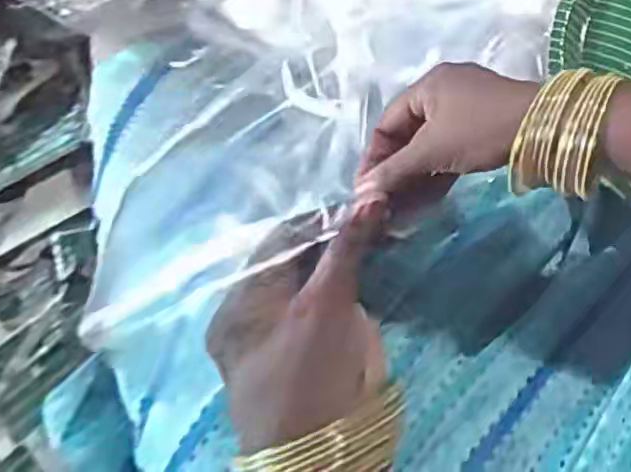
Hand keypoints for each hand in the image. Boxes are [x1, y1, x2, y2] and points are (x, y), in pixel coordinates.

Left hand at [207, 200, 388, 451]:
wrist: (325, 439)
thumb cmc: (307, 371)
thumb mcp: (325, 303)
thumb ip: (347, 246)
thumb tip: (373, 193)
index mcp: (242, 300)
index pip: (281, 237)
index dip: (321, 213)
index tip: (362, 191)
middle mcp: (262, 304)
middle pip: (303, 249)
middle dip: (341, 224)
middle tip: (381, 198)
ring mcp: (294, 315)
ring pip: (324, 263)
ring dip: (354, 240)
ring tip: (388, 214)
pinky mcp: (323, 324)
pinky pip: (339, 280)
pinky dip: (360, 260)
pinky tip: (385, 241)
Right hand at [355, 63, 536, 204]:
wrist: (541, 125)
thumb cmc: (480, 129)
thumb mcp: (432, 150)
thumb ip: (394, 170)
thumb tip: (361, 193)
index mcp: (430, 84)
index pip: (387, 123)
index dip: (374, 159)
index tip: (364, 193)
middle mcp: (447, 88)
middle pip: (409, 133)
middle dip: (396, 171)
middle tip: (383, 206)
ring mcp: (469, 104)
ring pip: (433, 143)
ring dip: (417, 175)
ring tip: (402, 210)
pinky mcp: (486, 122)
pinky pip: (453, 145)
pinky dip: (440, 169)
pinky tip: (428, 199)